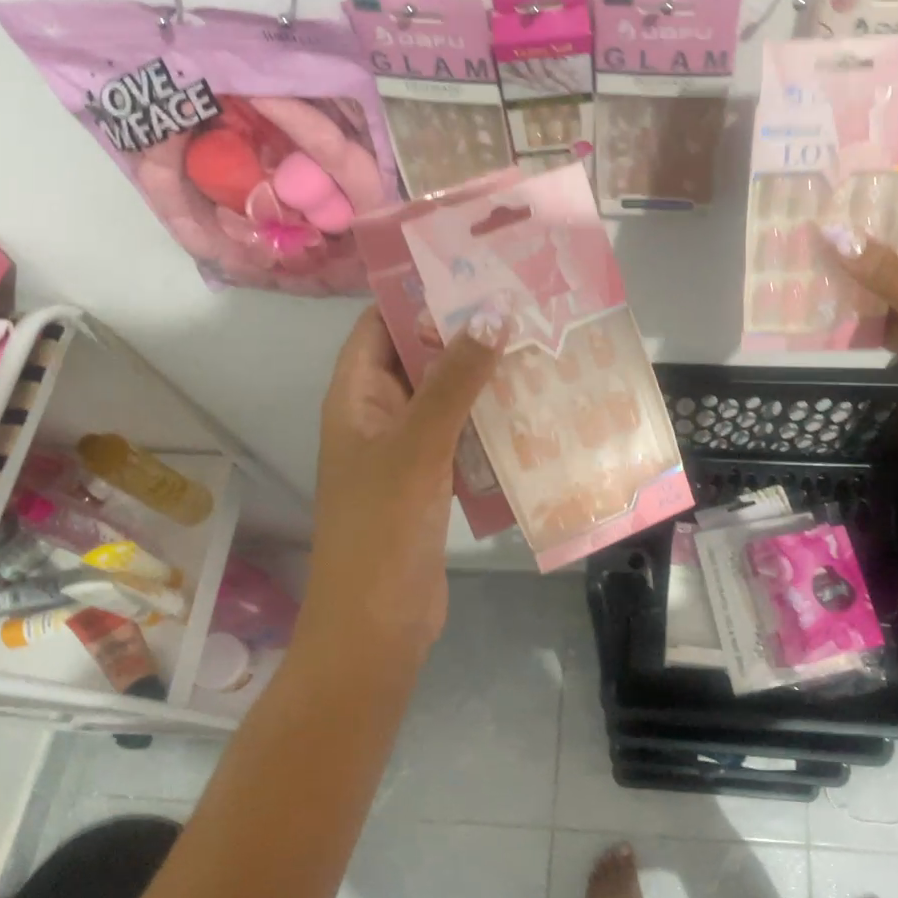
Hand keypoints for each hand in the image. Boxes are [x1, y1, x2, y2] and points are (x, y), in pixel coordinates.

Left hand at [308, 306, 505, 648]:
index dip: (420, 295)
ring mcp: (405, 454)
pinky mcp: (432, 487)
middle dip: (466, 336)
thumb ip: (455, 381)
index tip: (477, 272)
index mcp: (355, 397)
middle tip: (528, 308)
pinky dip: (492, 427)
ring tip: (542, 351)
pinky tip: (536, 415)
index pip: (380, 325)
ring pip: (446, 402)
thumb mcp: (418, 446)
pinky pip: (463, 442)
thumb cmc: (383, 529)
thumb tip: (494, 313)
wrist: (377, 625)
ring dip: (485, 383)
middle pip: (419, 360)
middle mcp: (376, 417)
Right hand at [819, 194, 897, 464]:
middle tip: (808, 243)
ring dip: (856, 286)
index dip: (885, 206)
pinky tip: (828, 318)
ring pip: (891, 290)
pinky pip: (888, 324)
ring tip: (808, 276)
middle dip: (861, 248)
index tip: (836, 208)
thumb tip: (835, 234)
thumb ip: (884, 270)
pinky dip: (863, 322)